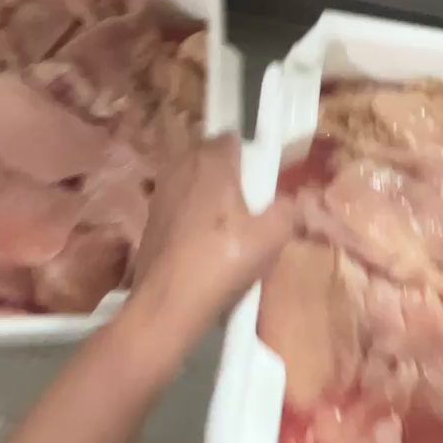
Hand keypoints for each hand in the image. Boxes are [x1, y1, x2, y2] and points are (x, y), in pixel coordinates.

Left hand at [123, 135, 298, 343]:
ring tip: (229, 225)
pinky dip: (193, 215)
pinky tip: (205, 244)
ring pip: (194, 180)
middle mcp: (182, 167)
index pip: (235, 137)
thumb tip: (291, 203)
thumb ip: (289, 210)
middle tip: (250, 202)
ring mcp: (161, 192)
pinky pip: (180, 204)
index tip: (264, 178)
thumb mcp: (273, 237)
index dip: (252, 155)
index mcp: (212, 160)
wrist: (167, 305)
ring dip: (210, 194)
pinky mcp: (151, 218)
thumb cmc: (222, 261)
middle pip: (211, 157)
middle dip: (230, 172)